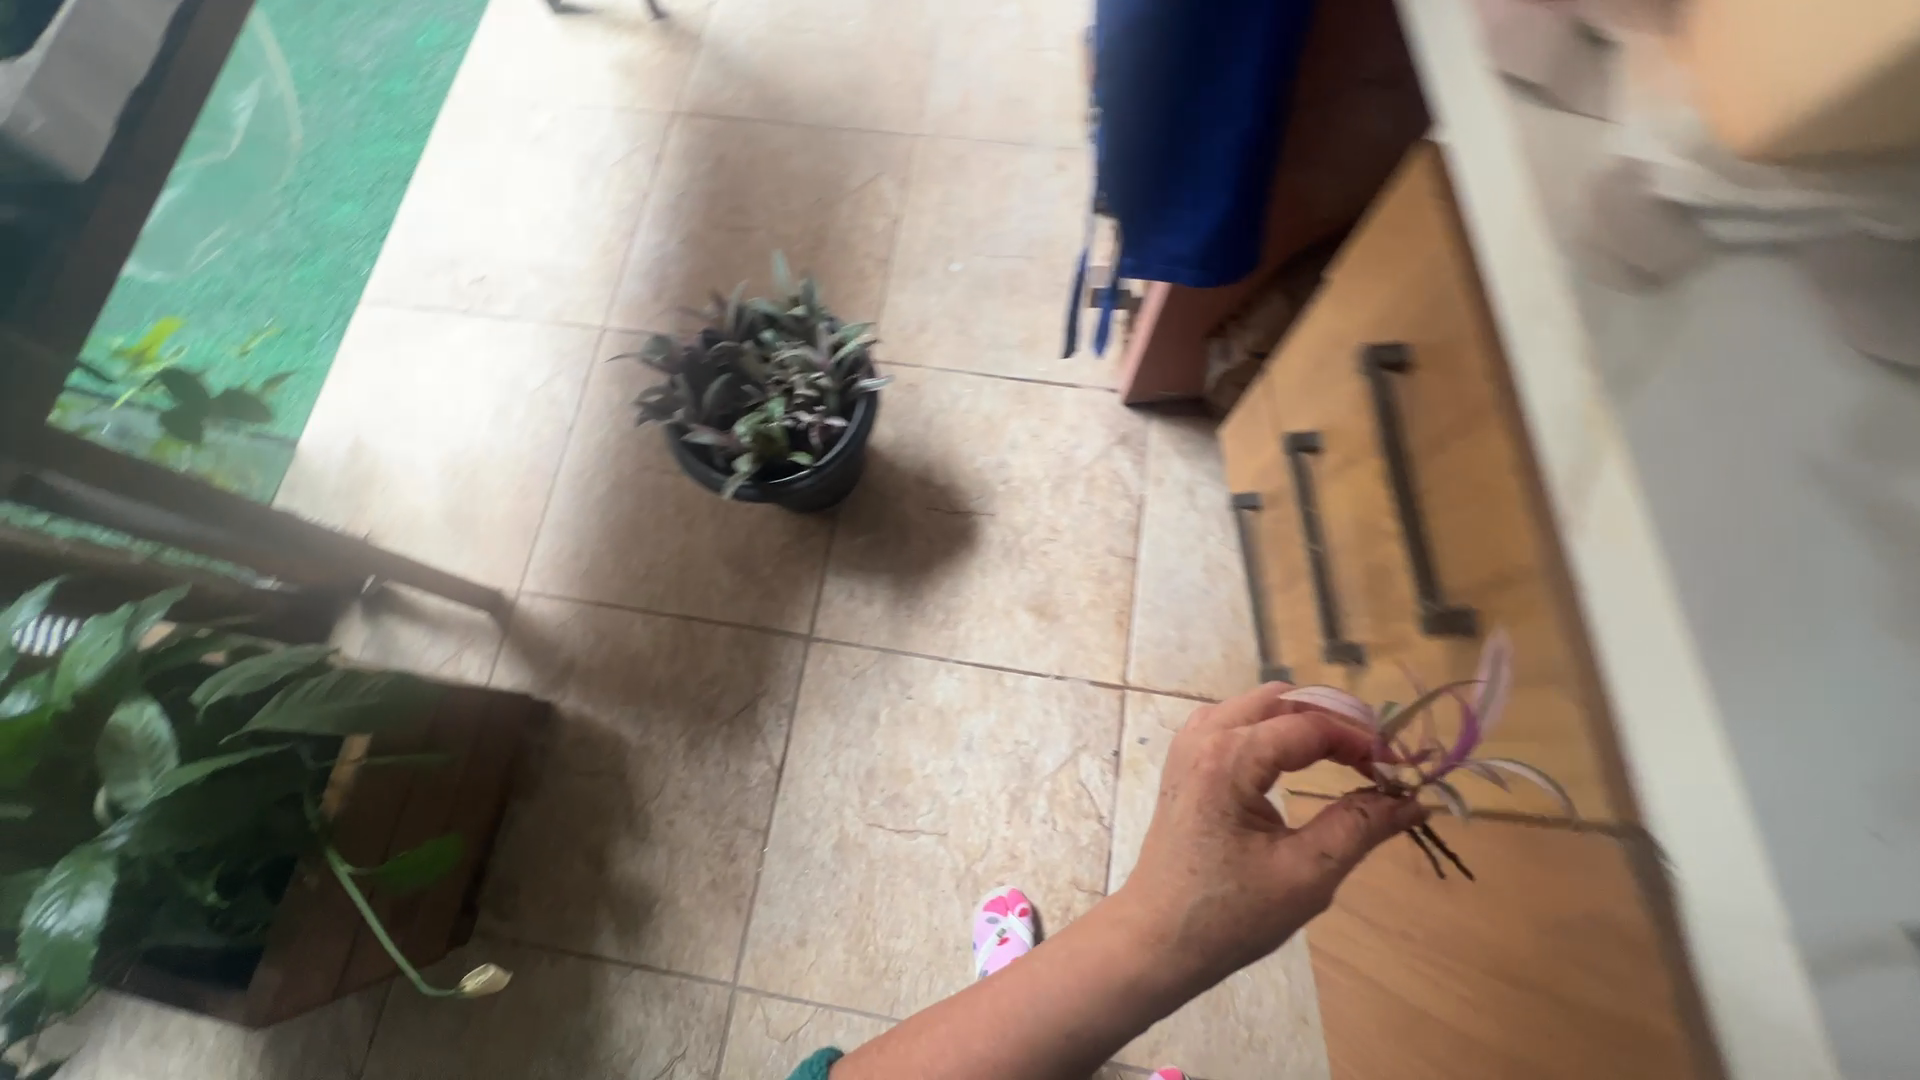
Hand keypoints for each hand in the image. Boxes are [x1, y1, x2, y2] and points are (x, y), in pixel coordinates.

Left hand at [1112, 682, 1425, 989]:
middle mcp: (1203, 736)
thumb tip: (1414, 800)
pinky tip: (1296, 760)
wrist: (1159, 937)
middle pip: (1280, 699)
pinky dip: (1272, 730)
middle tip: (1377, 758)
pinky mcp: (1185, 763)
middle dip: (1333, 719)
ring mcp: (1188, 746)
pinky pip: (1234, 723)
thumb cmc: (1230, 913)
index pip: (1309, 725)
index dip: (1362, 741)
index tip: (1402, 769)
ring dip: (1302, 720)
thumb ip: (1360, 826)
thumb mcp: (1307, 874)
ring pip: (1255, 705)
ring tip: (1347, 756)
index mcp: (1228, 758)